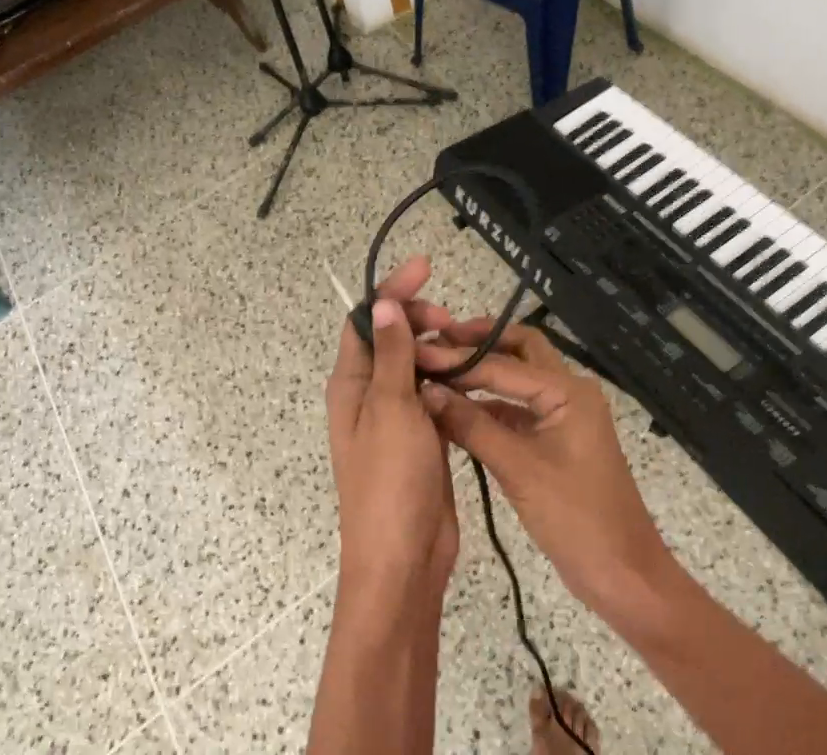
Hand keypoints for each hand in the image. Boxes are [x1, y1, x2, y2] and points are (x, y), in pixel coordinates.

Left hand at [324, 257, 458, 599]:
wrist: (403, 560)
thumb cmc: (391, 481)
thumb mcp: (392, 410)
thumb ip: (391, 356)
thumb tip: (383, 305)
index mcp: (351, 384)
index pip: (366, 321)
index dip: (392, 292)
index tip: (426, 267)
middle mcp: (368, 397)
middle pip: (390, 341)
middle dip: (418, 320)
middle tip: (453, 321)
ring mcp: (395, 421)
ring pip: (415, 369)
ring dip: (437, 351)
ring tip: (469, 345)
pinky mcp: (421, 442)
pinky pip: (433, 398)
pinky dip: (450, 382)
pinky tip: (475, 376)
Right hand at [416, 320, 675, 612]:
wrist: (622, 573)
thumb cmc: (577, 518)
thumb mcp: (519, 469)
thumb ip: (471, 426)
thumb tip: (426, 392)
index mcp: (568, 392)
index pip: (502, 364)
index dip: (457, 359)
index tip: (416, 354)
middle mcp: (569, 394)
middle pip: (520, 352)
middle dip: (479, 343)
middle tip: (435, 343)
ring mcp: (562, 419)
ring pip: (518, 381)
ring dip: (482, 374)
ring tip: (436, 374)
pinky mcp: (554, 443)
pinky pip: (516, 412)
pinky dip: (487, 407)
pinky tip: (453, 413)